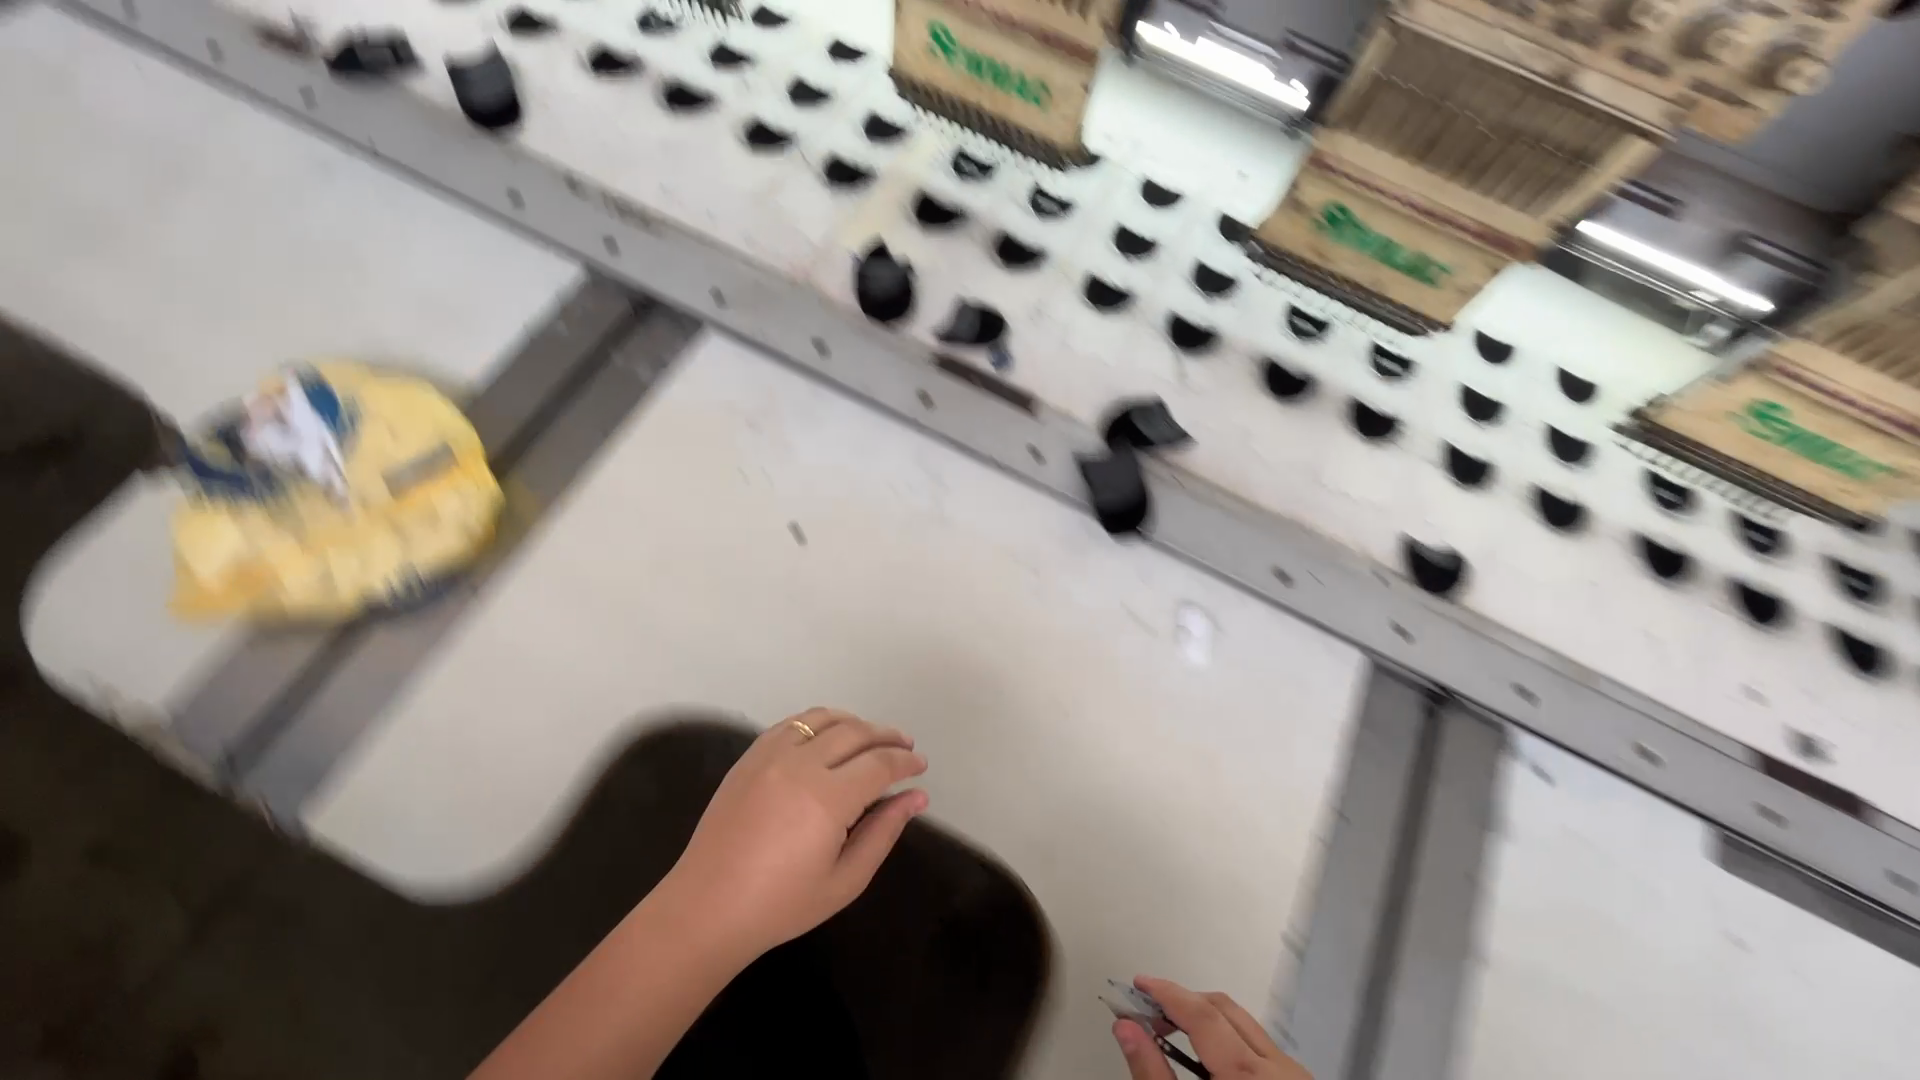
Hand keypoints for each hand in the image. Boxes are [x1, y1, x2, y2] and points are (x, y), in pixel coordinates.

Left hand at [659, 708, 929, 957]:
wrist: (707, 908)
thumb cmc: (780, 905)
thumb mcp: (845, 880)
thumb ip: (884, 832)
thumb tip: (916, 797)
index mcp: (826, 799)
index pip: (879, 764)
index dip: (905, 761)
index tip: (920, 766)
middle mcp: (799, 766)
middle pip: (855, 733)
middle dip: (887, 737)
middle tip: (906, 747)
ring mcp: (769, 757)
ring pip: (823, 719)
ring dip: (855, 722)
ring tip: (872, 737)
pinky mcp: (749, 758)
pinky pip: (791, 724)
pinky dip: (818, 722)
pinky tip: (829, 737)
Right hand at [1113, 977, 1312, 1079]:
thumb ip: (1152, 1072)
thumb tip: (1126, 1028)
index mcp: (1247, 1074)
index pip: (1199, 1012)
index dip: (1165, 992)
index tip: (1138, 984)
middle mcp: (1279, 1068)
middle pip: (1224, 1010)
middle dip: (1184, 1001)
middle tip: (1149, 1007)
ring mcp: (1297, 1077)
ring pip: (1247, 1028)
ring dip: (1209, 1021)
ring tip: (1176, 1031)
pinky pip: (1265, 1049)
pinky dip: (1234, 1042)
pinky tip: (1215, 1061)